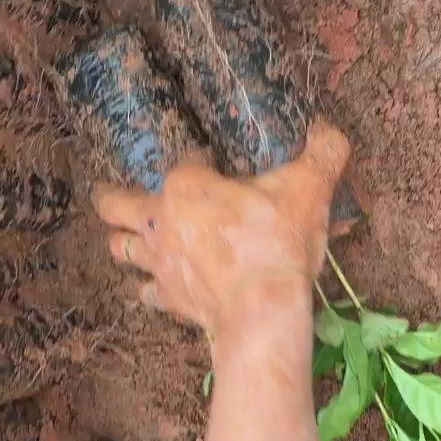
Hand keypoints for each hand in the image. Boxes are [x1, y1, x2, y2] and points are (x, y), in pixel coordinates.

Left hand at [92, 122, 349, 335]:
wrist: (263, 310)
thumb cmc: (278, 244)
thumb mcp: (309, 190)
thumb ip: (322, 153)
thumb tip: (329, 131)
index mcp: (187, 185)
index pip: (184, 161)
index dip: (200, 161)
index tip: (215, 165)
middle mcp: (160, 220)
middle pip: (116, 205)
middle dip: (111, 200)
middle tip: (110, 197)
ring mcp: (159, 263)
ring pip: (120, 248)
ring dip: (124, 243)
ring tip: (131, 241)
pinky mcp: (168, 299)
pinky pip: (147, 293)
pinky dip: (151, 290)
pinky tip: (161, 289)